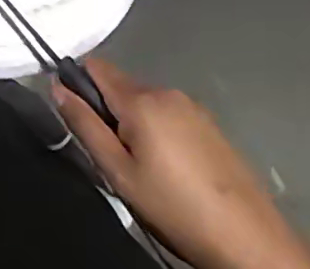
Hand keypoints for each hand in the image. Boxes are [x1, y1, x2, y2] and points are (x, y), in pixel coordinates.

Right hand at [53, 56, 309, 268]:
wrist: (252, 243)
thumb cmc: (176, 208)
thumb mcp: (119, 174)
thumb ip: (85, 126)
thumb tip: (57, 88)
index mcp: (141, 99)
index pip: (95, 66)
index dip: (78, 84)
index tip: (77, 116)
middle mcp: (166, 91)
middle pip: (120, 85)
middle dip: (108, 110)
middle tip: (114, 156)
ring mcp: (192, 106)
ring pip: (144, 100)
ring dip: (134, 122)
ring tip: (145, 168)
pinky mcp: (211, 124)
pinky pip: (169, 113)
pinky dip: (159, 130)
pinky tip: (172, 169)